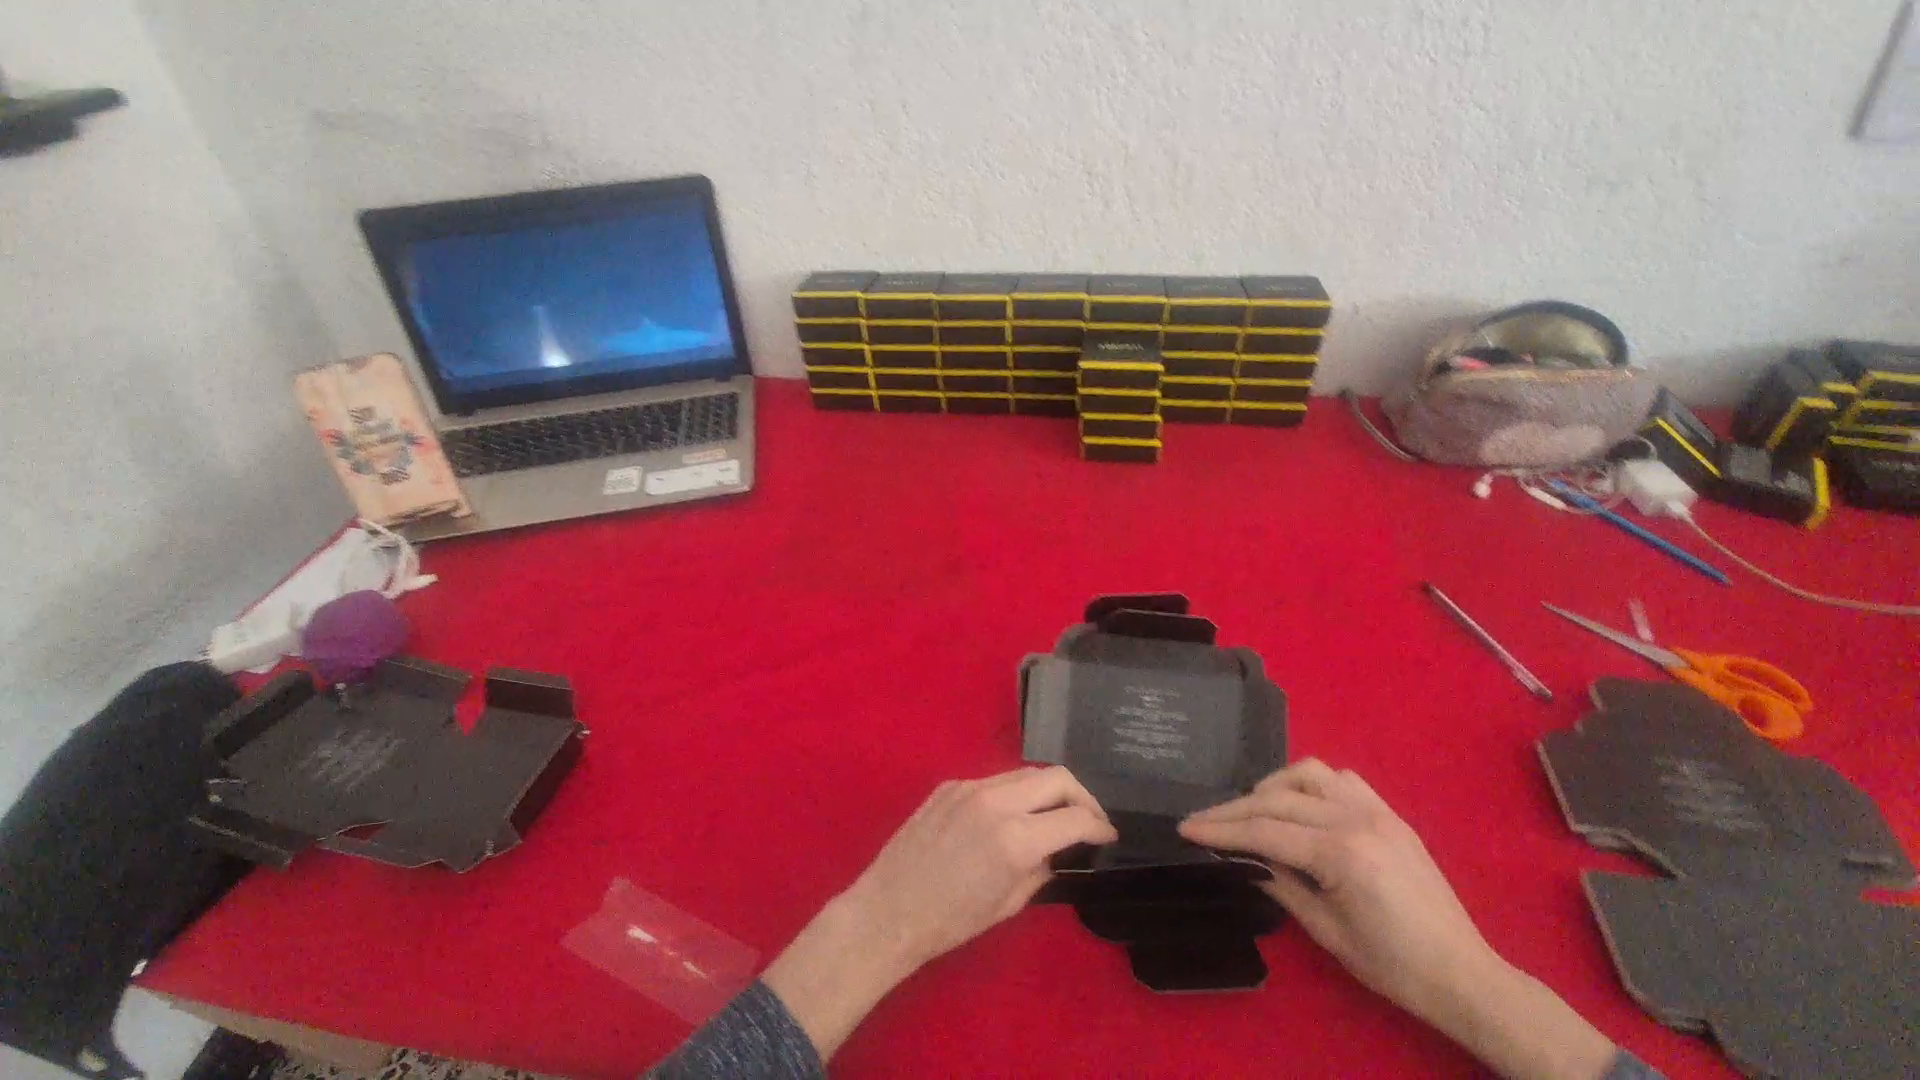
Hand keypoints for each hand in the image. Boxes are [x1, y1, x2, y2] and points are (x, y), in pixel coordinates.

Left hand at [842, 765, 1118, 968]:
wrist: (888, 910)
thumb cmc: (950, 921)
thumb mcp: (1008, 904)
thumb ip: (1041, 869)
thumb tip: (1059, 850)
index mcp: (1015, 838)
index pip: (1076, 816)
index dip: (1100, 826)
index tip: (1108, 836)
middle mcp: (996, 802)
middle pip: (1057, 777)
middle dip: (1082, 796)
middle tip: (1089, 820)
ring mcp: (970, 788)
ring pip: (1026, 773)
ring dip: (1047, 791)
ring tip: (1053, 816)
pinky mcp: (950, 786)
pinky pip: (995, 781)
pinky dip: (1014, 794)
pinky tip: (1011, 817)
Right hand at [1179, 760, 1618, 1079]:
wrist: (1462, 974)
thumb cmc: (1392, 965)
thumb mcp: (1326, 932)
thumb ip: (1281, 886)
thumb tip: (1245, 861)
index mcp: (1341, 853)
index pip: (1264, 832)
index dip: (1220, 830)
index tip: (1185, 828)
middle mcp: (1356, 819)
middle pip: (1277, 799)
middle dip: (1233, 809)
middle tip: (1201, 821)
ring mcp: (1377, 811)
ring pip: (1309, 774)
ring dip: (1272, 786)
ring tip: (1252, 810)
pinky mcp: (1390, 815)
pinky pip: (1342, 780)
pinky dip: (1310, 785)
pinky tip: (1299, 806)